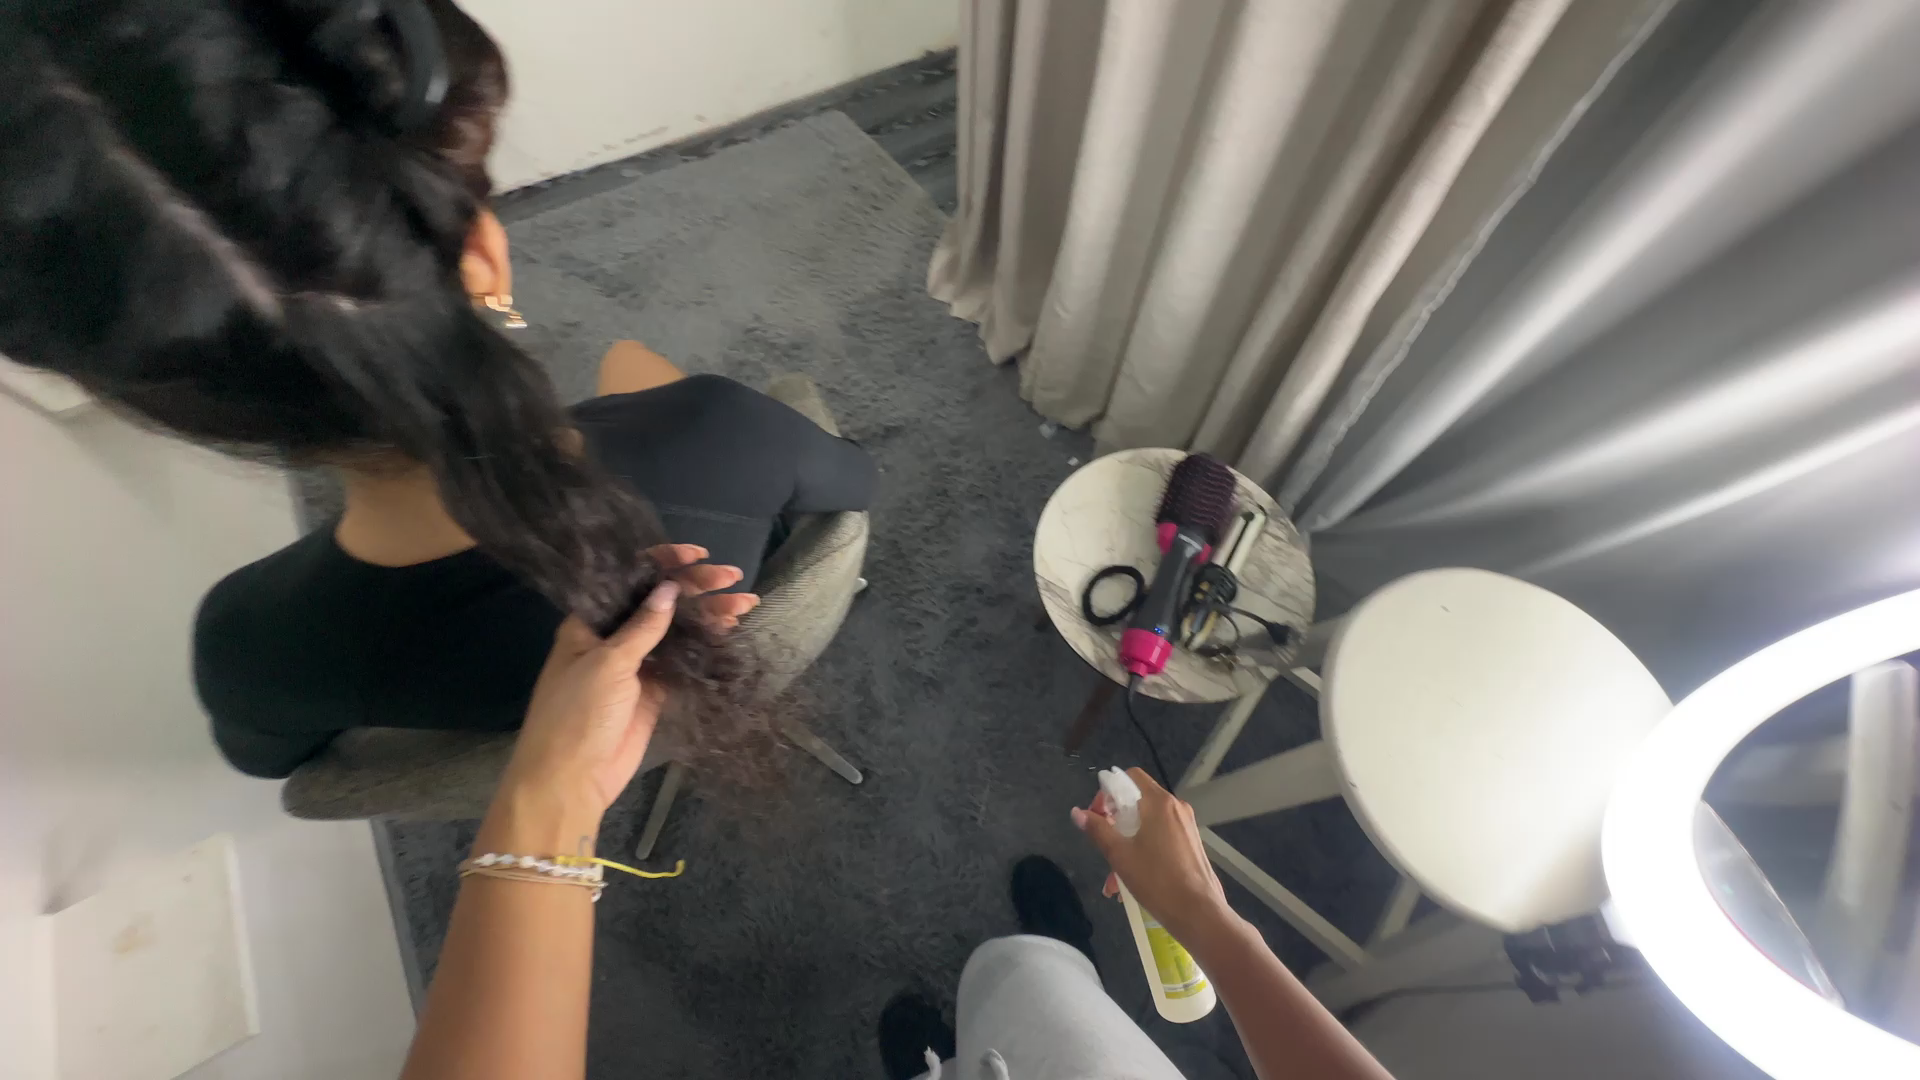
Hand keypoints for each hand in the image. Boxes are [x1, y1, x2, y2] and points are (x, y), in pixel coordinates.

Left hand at [483, 548, 743, 852]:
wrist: (570, 779)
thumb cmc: (576, 715)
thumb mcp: (608, 664)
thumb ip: (643, 627)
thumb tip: (670, 588)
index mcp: (591, 622)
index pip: (630, 579)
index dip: (663, 563)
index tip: (697, 556)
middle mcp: (615, 636)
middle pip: (661, 601)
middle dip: (697, 586)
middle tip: (733, 577)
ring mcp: (637, 662)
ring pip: (679, 628)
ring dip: (710, 614)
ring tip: (746, 603)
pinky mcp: (655, 687)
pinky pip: (685, 656)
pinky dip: (707, 643)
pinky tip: (730, 630)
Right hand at [1072, 768, 1238, 943]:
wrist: (1200, 915)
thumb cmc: (1157, 880)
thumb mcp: (1120, 854)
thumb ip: (1097, 830)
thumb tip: (1077, 812)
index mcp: (1159, 802)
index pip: (1131, 776)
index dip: (1109, 791)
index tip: (1098, 815)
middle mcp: (1176, 808)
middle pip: (1138, 802)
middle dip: (1116, 822)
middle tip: (1104, 845)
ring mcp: (1187, 827)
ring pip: (1148, 824)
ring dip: (1128, 843)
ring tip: (1114, 878)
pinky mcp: (1192, 845)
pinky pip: (1161, 838)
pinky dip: (1145, 851)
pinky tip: (1133, 881)